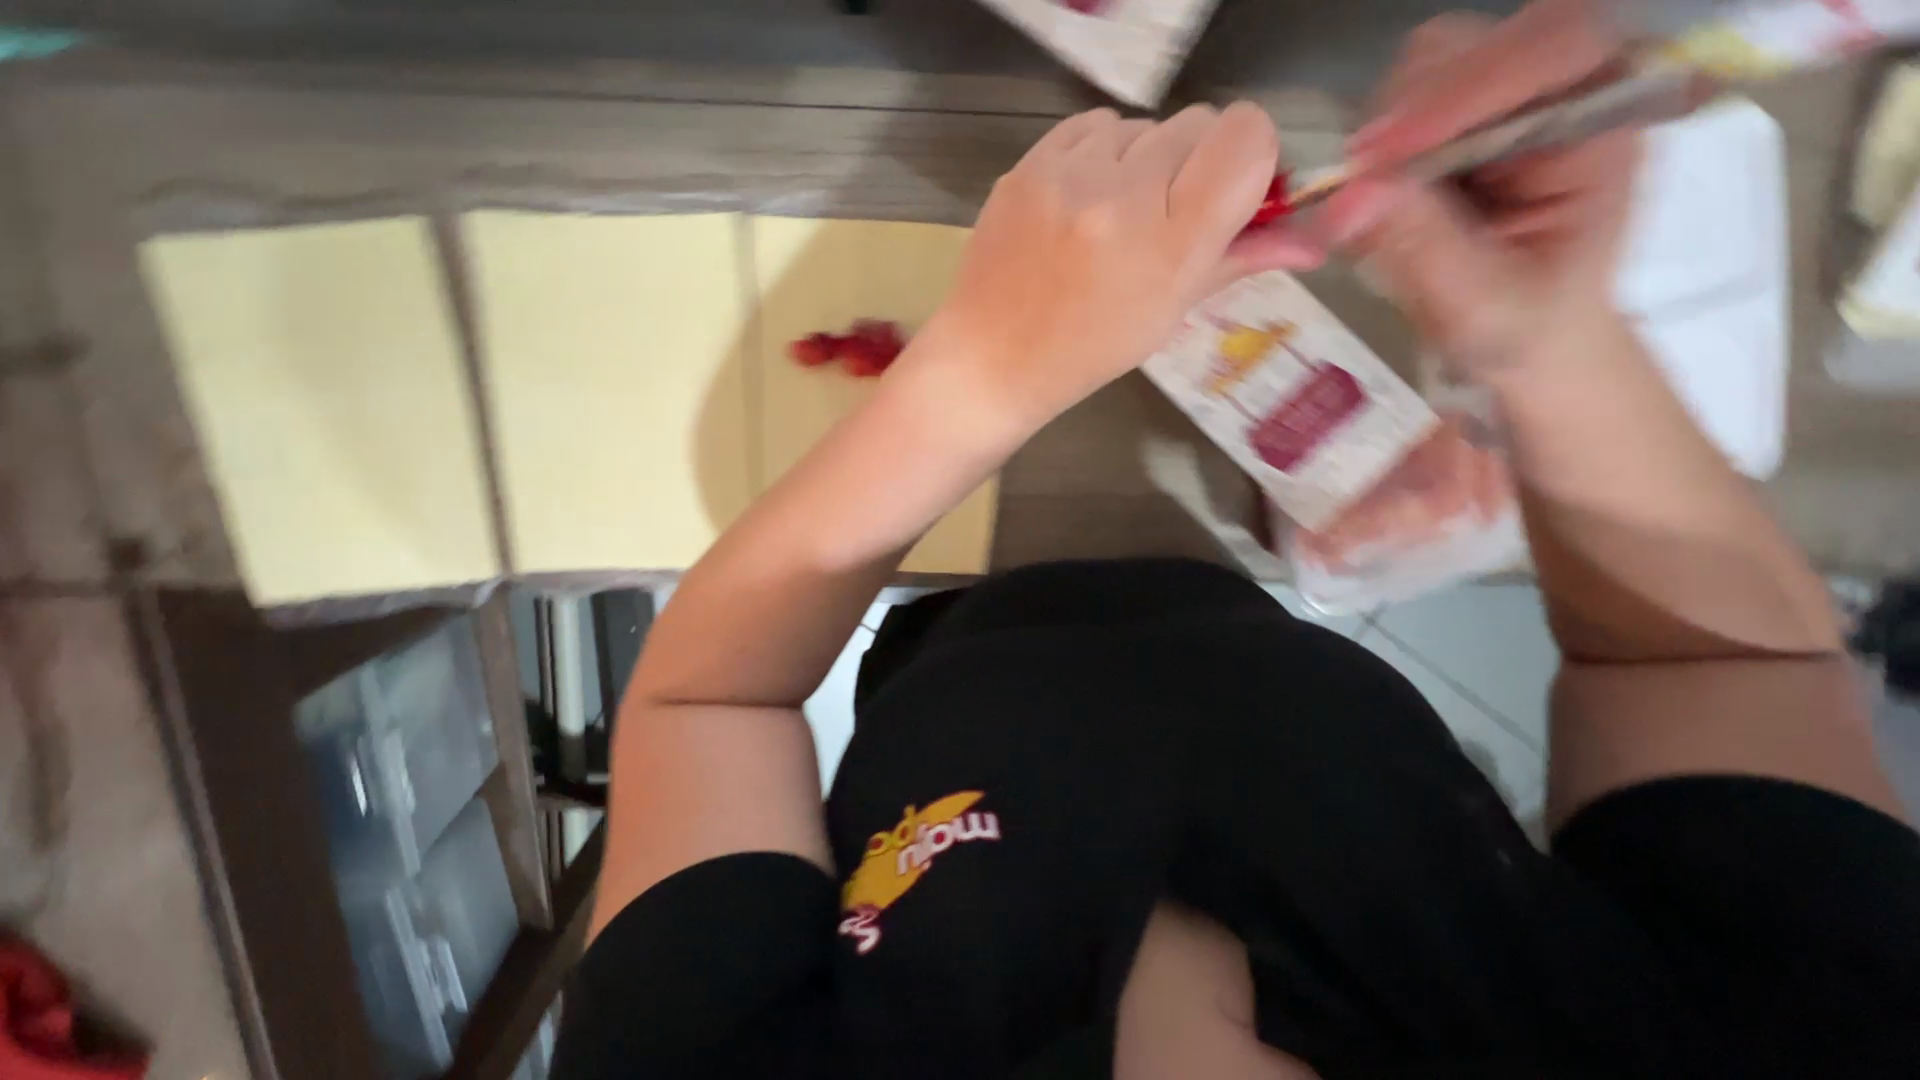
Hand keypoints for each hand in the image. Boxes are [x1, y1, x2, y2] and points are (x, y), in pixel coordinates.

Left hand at [912, 103, 1321, 429]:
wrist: (992, 359)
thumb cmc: (1090, 349)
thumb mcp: (1171, 313)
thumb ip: (1242, 260)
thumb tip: (1312, 241)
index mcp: (1171, 243)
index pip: (1246, 136)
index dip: (1249, 157)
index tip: (1232, 190)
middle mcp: (1122, 196)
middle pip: (1198, 122)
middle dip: (1193, 164)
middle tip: (1164, 219)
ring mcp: (1068, 176)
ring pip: (1142, 123)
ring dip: (1141, 160)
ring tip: (1112, 220)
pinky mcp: (1028, 164)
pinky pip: (1092, 125)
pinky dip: (1098, 154)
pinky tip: (1082, 202)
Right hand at [1322, 0, 1640, 375]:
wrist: (1525, 339)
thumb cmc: (1525, 327)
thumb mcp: (1480, 304)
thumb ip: (1424, 247)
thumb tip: (1349, 198)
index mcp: (1602, 121)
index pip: (1552, 49)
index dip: (1468, 85)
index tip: (1386, 150)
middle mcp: (1556, 90)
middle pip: (1473, 45)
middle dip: (1411, 111)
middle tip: (1363, 181)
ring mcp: (1498, 102)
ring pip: (1424, 70)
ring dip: (1384, 135)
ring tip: (1368, 206)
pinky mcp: (1449, 122)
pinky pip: (1394, 110)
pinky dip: (1369, 155)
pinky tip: (1368, 204)